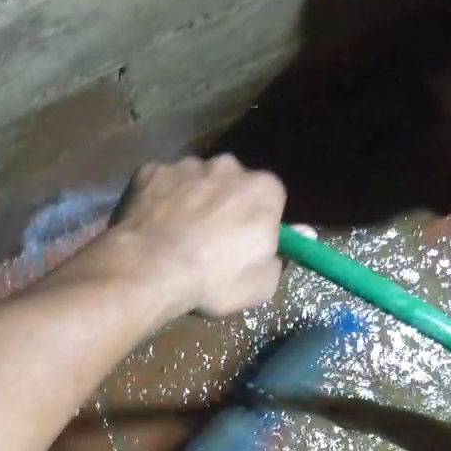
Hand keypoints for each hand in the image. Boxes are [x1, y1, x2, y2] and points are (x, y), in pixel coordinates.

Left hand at [95, 155, 286, 318]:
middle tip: (208, 243)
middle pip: (231, 184)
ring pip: (195, 181)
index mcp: (263, 189)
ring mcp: (186, 165)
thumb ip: (281, 257)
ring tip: (176, 237)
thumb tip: (300, 233)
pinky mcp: (150, 171)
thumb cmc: (213, 280)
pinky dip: (159, 200)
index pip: (269, 199)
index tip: (243, 246)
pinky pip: (161, 184)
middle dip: (223, 206)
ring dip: (191, 201)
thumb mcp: (260, 286)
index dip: (256, 223)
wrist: (151, 269)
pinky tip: (152, 227)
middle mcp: (227, 166)